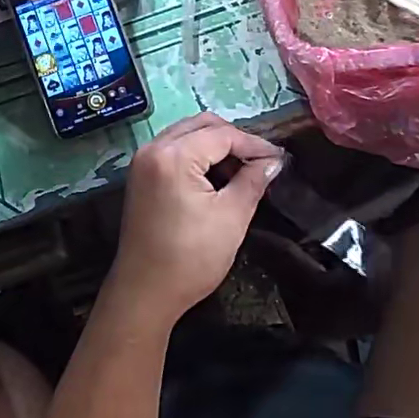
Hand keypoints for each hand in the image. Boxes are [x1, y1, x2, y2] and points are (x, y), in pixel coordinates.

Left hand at [107, 113, 284, 325]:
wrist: (144, 292)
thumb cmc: (190, 258)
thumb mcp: (231, 217)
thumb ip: (253, 181)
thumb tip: (273, 161)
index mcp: (173, 156)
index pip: (221, 135)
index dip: (254, 144)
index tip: (278, 159)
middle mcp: (153, 149)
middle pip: (200, 125)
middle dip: (233, 139)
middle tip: (260, 162)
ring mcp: (142, 162)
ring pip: (186, 135)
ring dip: (214, 145)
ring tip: (241, 170)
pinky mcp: (140, 176)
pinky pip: (173, 150)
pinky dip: (196, 155)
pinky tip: (216, 177)